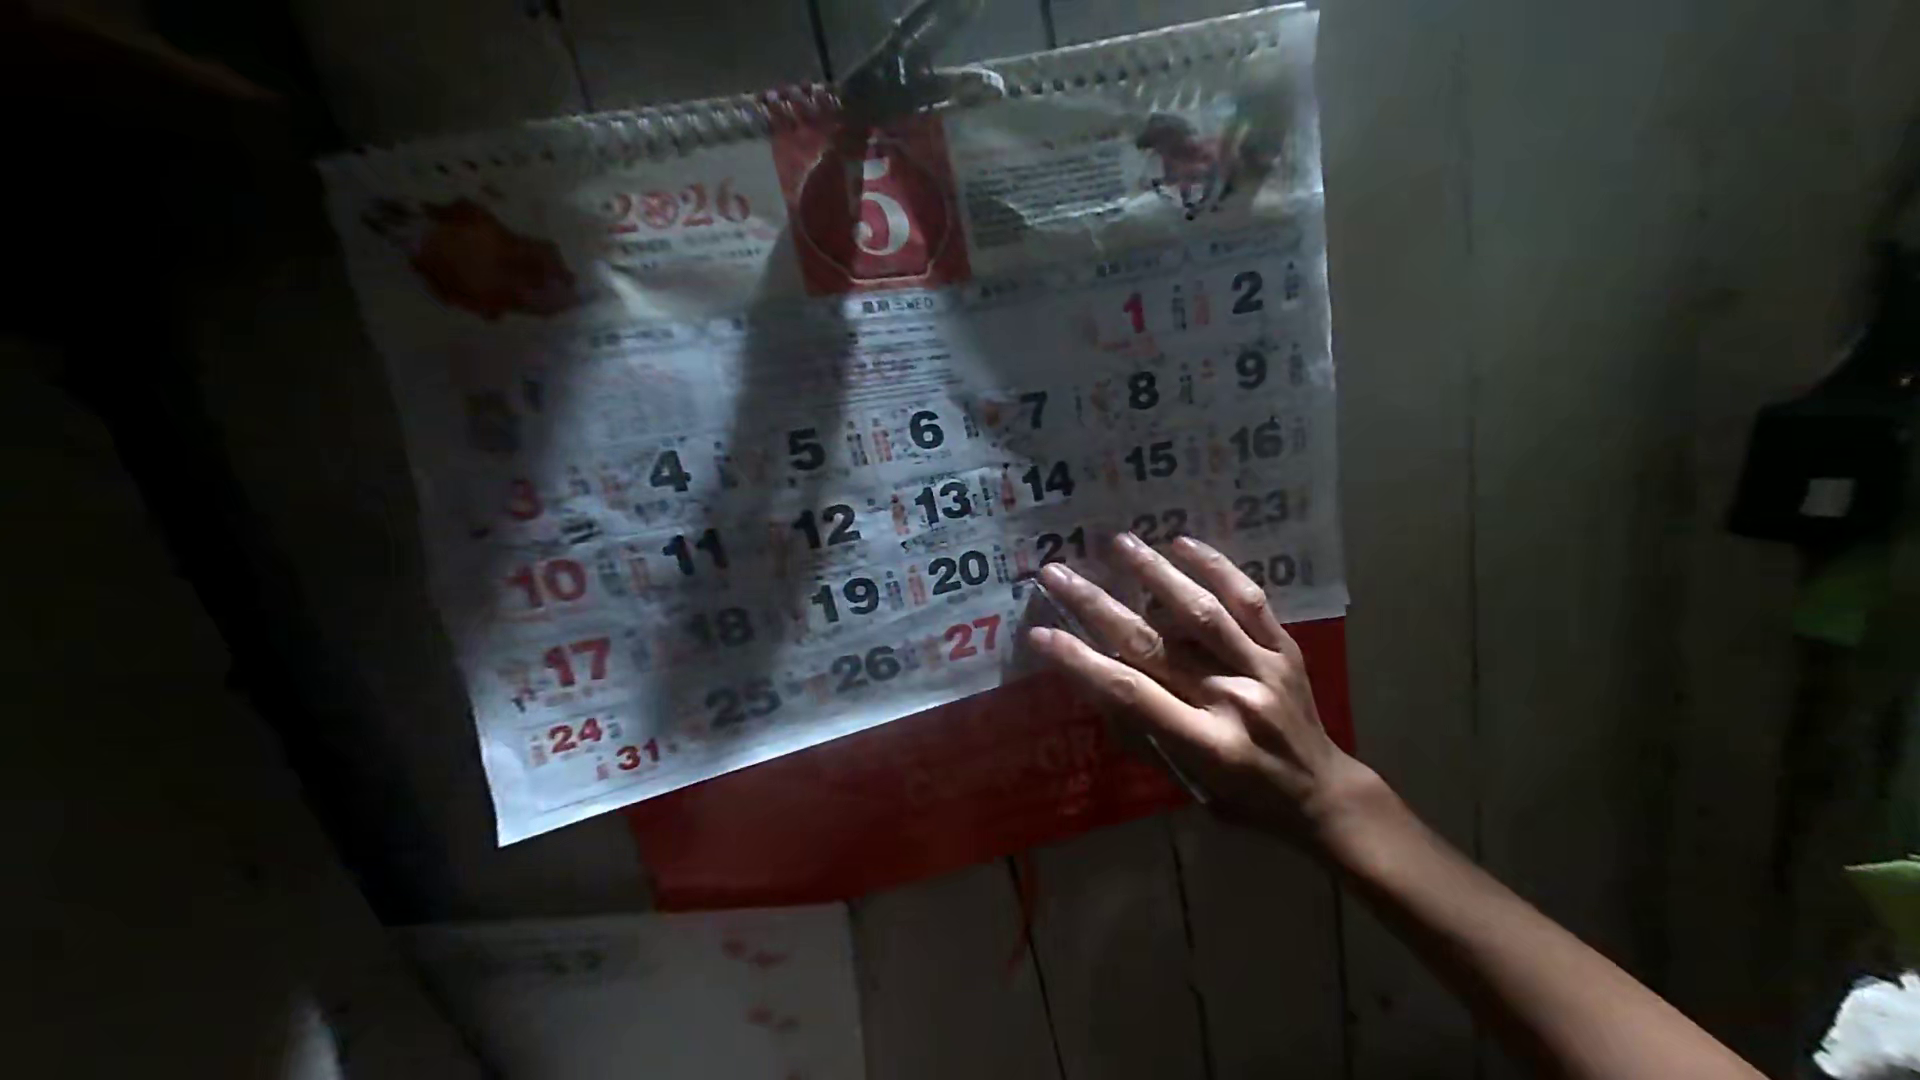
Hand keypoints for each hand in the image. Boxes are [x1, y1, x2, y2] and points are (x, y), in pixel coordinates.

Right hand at [1025, 533, 1379, 844]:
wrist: (1323, 795)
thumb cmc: (1242, 798)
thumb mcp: (1185, 782)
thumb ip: (1141, 733)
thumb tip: (1096, 680)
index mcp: (1204, 744)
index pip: (1130, 693)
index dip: (1080, 661)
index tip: (1040, 633)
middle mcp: (1233, 701)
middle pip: (1154, 644)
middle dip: (1096, 606)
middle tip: (1056, 574)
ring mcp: (1264, 670)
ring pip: (1203, 613)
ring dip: (1154, 574)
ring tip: (1118, 543)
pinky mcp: (1286, 650)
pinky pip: (1250, 600)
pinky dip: (1216, 568)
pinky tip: (1182, 543)